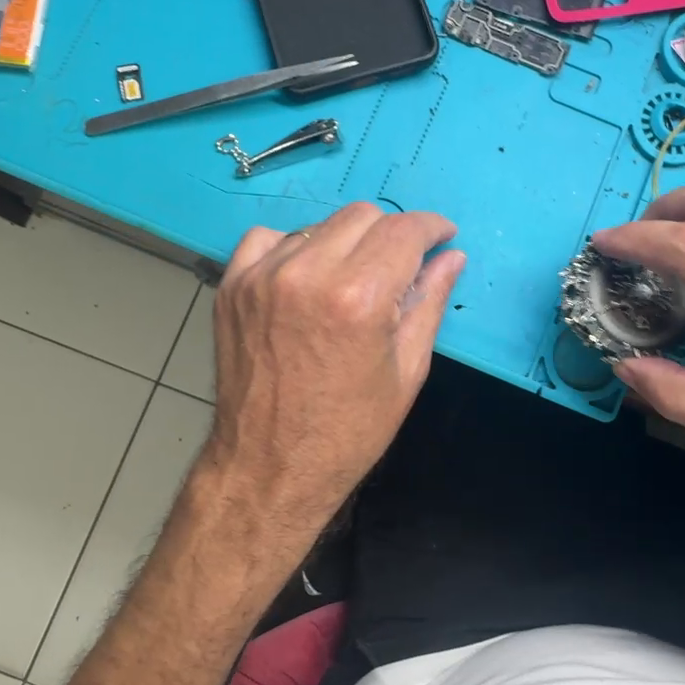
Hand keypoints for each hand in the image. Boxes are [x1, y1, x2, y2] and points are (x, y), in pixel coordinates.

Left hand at [199, 202, 464, 528]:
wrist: (268, 468)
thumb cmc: (348, 431)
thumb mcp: (407, 372)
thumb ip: (429, 303)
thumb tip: (452, 257)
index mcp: (359, 297)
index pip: (404, 231)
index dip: (432, 228)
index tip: (442, 237)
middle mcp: (308, 274)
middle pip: (363, 216)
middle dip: (392, 234)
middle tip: (400, 268)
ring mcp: (262, 277)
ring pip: (319, 225)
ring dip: (345, 243)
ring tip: (351, 282)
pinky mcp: (232, 286)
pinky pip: (270, 238)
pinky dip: (295, 248)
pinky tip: (306, 280)